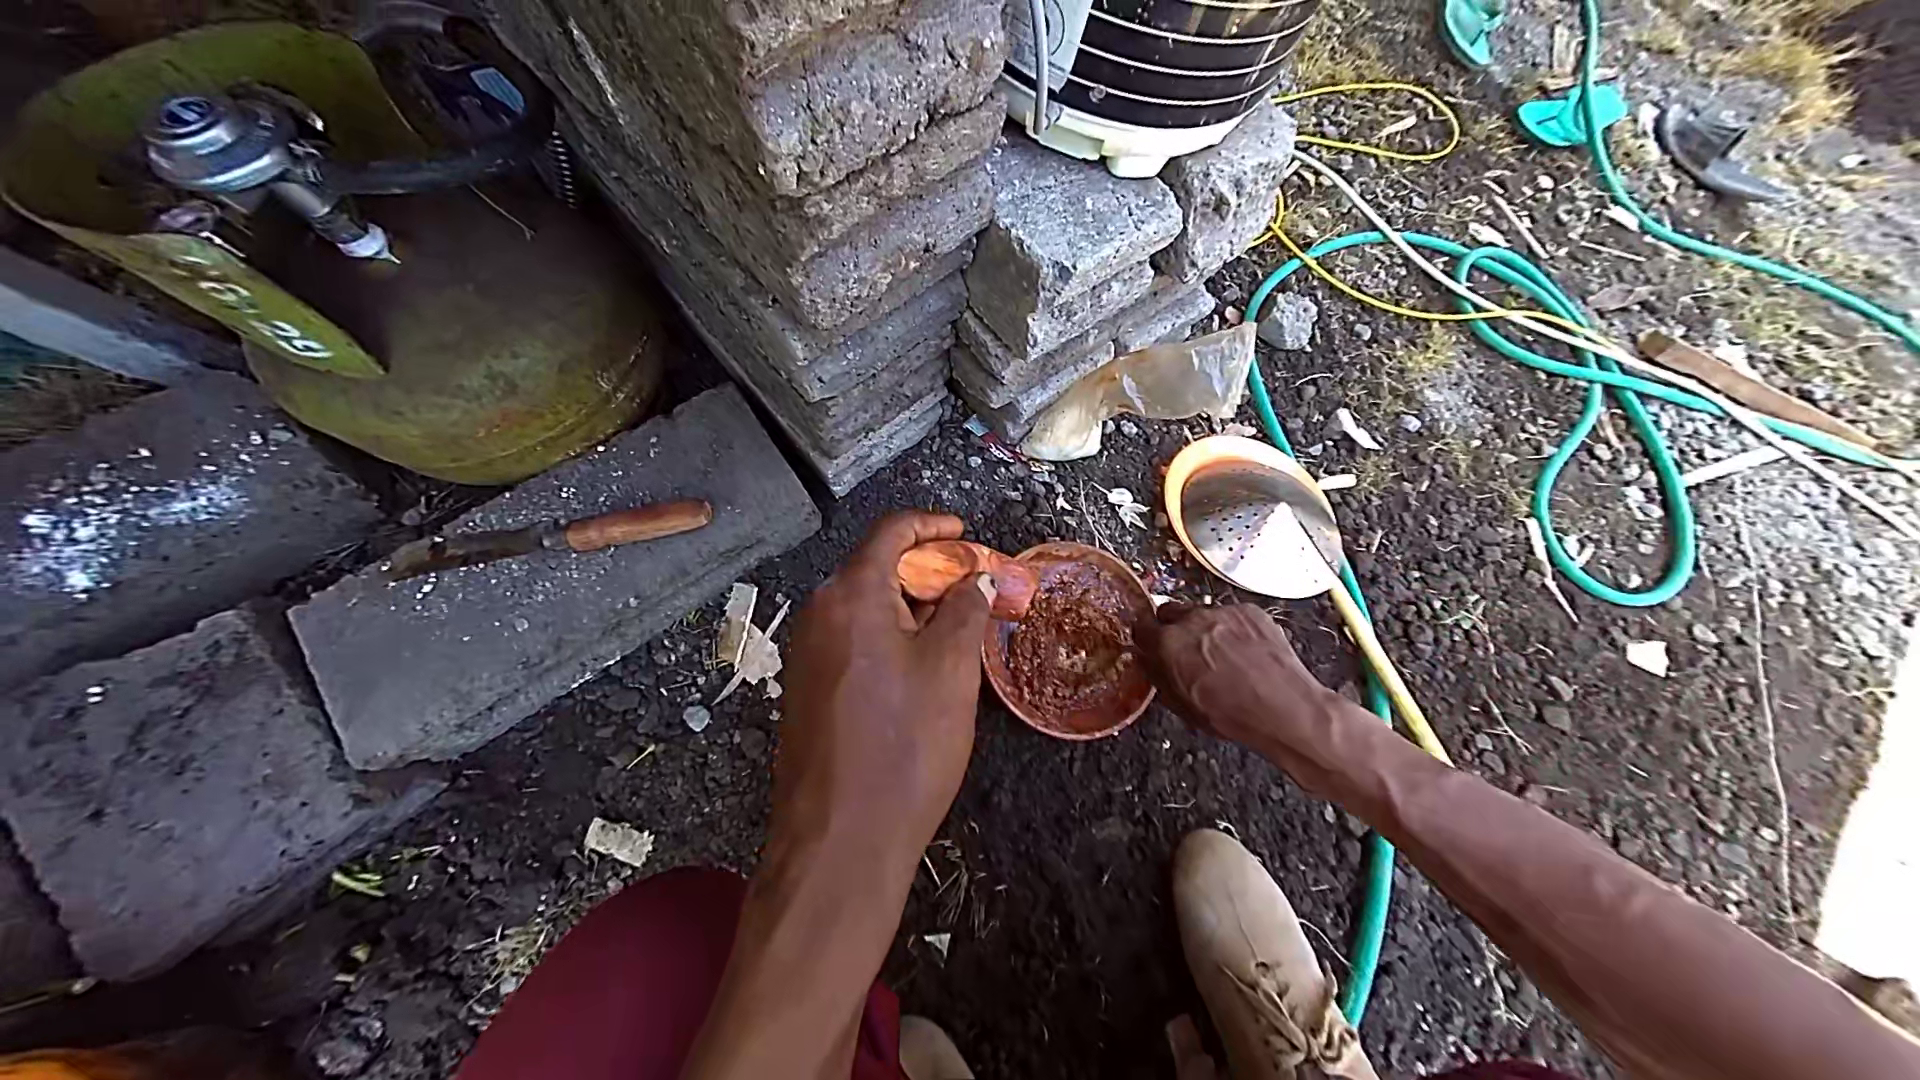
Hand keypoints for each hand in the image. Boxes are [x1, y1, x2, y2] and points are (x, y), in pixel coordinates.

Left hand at [770, 511, 993, 884]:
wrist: (840, 840)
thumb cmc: (904, 747)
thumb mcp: (950, 669)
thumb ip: (966, 608)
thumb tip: (977, 577)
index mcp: (850, 595)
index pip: (892, 531)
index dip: (934, 525)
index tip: (966, 535)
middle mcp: (819, 613)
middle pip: (879, 567)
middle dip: (931, 571)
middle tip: (975, 589)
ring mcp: (808, 651)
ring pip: (868, 606)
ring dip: (914, 606)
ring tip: (958, 628)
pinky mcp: (808, 686)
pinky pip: (855, 638)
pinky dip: (892, 635)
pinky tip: (923, 664)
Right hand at [1133, 603, 1342, 754]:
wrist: (1286, 709)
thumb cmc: (1235, 714)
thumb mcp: (1182, 705)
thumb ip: (1158, 677)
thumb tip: (1146, 661)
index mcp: (1169, 643)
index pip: (1142, 627)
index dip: (1145, 638)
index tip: (1150, 644)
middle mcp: (1193, 620)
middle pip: (1169, 612)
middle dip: (1172, 628)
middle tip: (1184, 649)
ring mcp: (1223, 612)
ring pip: (1201, 612)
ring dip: (1203, 628)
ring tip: (1221, 655)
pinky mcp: (1250, 611)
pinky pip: (1230, 614)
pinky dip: (1232, 628)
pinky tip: (1244, 651)